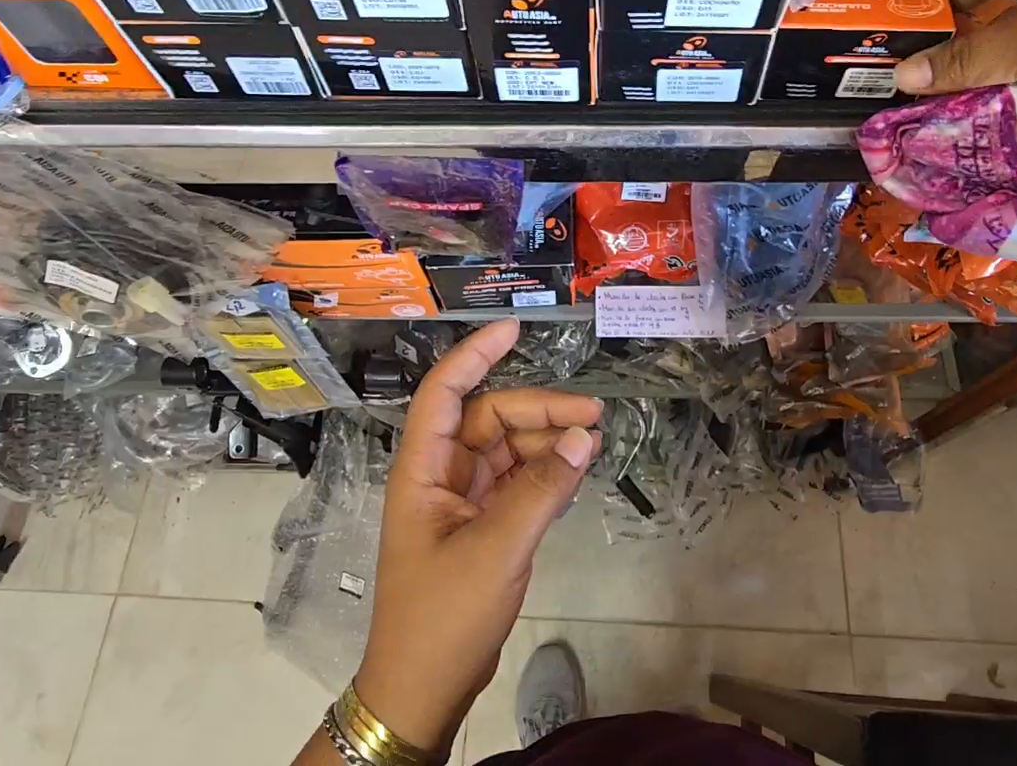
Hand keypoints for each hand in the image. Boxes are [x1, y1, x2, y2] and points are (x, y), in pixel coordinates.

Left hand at [352, 320, 602, 754]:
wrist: (424, 687)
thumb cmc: (444, 615)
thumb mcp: (498, 548)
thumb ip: (543, 488)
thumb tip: (587, 436)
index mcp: (423, 468)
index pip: (445, 392)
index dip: (475, 354)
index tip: (515, 329)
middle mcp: (441, 474)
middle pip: (490, 419)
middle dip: (539, 410)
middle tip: (593, 417)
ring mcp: (462, 500)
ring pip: (507, 449)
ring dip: (548, 442)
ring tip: (593, 446)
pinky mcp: (481, 524)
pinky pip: (516, 481)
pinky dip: (546, 473)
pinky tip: (576, 472)